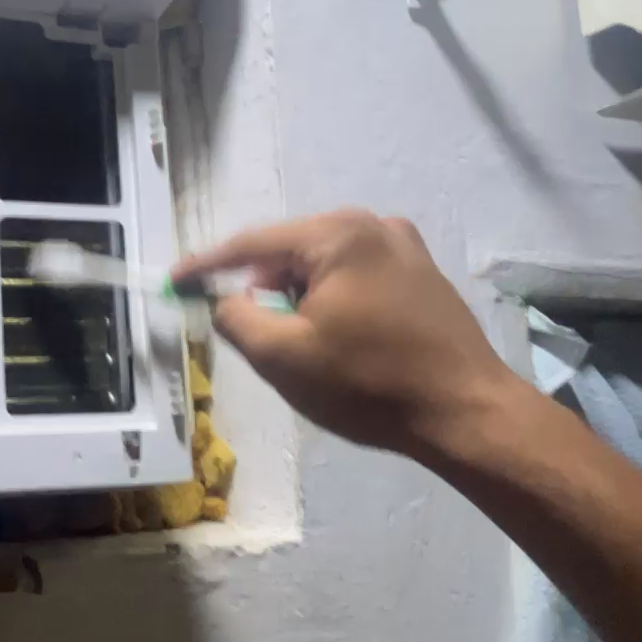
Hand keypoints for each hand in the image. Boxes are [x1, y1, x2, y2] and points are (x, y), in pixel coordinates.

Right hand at [172, 210, 523, 458]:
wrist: (466, 415)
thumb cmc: (367, 383)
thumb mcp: (282, 356)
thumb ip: (236, 318)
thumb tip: (225, 299)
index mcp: (338, 235)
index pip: (252, 244)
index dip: (207, 266)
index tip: (175, 282)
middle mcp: (373, 226)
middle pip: (289, 251)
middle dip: (258, 284)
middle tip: (240, 323)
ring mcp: (405, 247)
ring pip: (321, 265)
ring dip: (294, 295)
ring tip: (291, 338)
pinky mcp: (422, 274)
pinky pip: (353, 275)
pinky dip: (327, 297)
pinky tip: (331, 334)